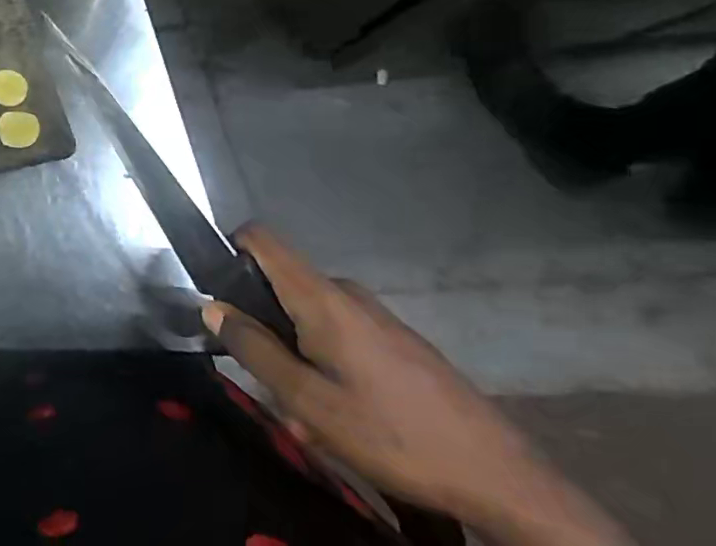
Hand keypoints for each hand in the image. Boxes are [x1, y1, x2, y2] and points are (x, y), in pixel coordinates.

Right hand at [203, 226, 631, 545]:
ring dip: (296, 354)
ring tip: (311, 412)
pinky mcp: (397, 341)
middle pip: (282, 285)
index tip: (218, 293)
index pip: (261, 239)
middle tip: (271, 384)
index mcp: (321, 297)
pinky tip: (346, 414)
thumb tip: (213, 308)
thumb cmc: (393, 435)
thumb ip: (254, 349)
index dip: (229, 250)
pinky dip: (326, 364)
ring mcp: (377, 316)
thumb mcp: (309, 401)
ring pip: (311, 317)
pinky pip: (341, 335)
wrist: (501, 477)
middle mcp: (347, 293)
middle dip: (264, 327)